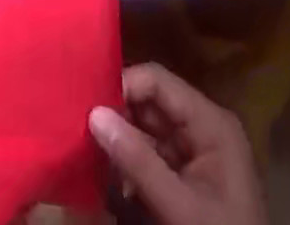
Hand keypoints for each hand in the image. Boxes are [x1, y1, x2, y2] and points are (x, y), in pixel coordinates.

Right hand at [88, 64, 266, 224]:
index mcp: (211, 122)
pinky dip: (127, 162)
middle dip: (115, 113)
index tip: (86, 106)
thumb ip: (137, 160)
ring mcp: (194, 152)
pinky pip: (148, 154)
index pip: (158, 81)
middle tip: (78, 127)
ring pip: (145, 128)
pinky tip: (104, 174)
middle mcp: (202, 126)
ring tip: (85, 149)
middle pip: (149, 102)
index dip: (122, 86)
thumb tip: (94, 114)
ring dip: (118, 139)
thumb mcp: (180, 207)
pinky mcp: (185, 176)